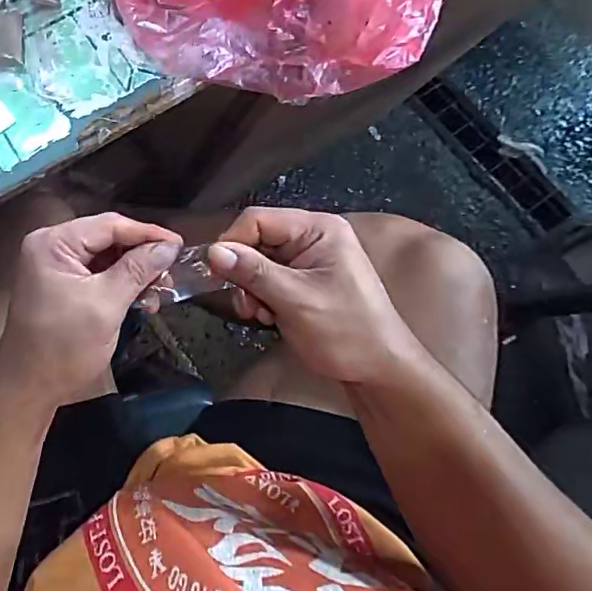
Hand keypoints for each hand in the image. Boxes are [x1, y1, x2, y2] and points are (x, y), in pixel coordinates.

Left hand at [0, 212, 180, 409]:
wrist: (28, 388)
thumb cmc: (63, 346)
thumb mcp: (106, 305)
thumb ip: (138, 270)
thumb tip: (169, 246)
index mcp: (53, 242)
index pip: (109, 225)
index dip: (148, 233)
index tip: (181, 245)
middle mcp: (51, 246)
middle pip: (108, 238)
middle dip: (142, 255)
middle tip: (172, 271)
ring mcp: (55, 266)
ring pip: (106, 257)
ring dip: (135, 273)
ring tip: (160, 291)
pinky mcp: (62, 285)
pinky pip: (98, 274)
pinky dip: (121, 285)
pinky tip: (142, 300)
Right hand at [205, 207, 424, 384]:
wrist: (378, 371)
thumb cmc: (347, 332)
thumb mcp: (294, 299)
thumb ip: (252, 272)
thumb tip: (213, 252)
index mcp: (318, 229)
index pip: (258, 219)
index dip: (233, 243)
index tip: (217, 272)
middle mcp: (312, 238)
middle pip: (255, 240)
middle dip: (244, 273)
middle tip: (246, 303)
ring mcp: (308, 260)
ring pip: (257, 262)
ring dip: (251, 289)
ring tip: (262, 313)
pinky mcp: (303, 281)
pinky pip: (267, 279)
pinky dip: (261, 298)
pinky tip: (269, 316)